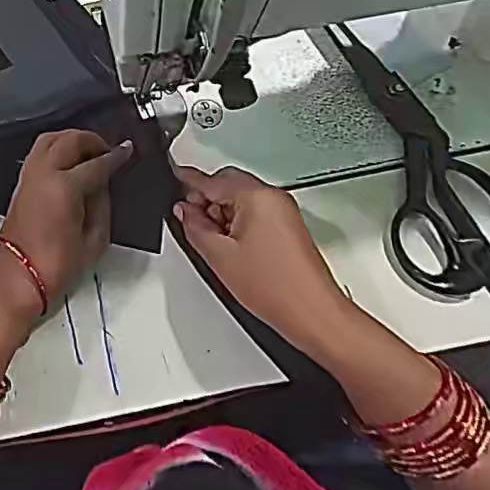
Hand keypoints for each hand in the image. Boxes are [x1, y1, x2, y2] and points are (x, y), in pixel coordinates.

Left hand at [0, 131, 133, 319]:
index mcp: (63, 187)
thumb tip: (104, 184)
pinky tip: (67, 160)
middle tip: (108, 149)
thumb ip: (102, 204)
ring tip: (88, 151)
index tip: (126, 151)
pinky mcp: (20, 184)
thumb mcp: (95, 239)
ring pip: (50, 139)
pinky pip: (39, 152)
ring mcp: (28, 177)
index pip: (97, 163)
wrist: (18, 279)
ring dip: (71, 139)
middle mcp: (42, 175)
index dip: (116, 156)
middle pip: (70, 140)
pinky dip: (55, 148)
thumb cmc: (51, 266)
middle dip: (92, 140)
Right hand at [174, 165, 353, 345]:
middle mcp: (274, 198)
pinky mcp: (289, 226)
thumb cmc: (278, 288)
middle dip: (207, 199)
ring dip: (223, 212)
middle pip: (229, 184)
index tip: (176, 175)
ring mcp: (284, 211)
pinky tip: (231, 247)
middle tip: (189, 216)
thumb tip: (185, 212)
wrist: (312, 313)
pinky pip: (256, 212)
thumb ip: (194, 226)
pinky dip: (239, 222)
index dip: (188, 179)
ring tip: (214, 241)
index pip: (212, 180)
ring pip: (242, 198)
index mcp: (257, 197)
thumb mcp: (219, 255)